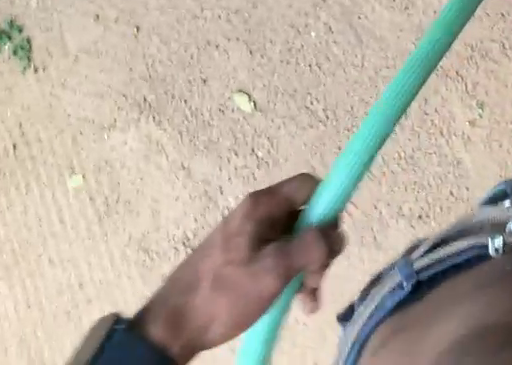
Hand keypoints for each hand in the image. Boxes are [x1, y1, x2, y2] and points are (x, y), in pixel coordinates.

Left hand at [131, 174, 344, 362]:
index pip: (308, 185)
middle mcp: (261, 215)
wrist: (175, 326)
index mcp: (262, 206)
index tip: (331, 238)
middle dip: (320, 248)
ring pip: (300, 241)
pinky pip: (286, 259)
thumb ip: (309, 247)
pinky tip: (301, 304)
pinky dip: (297, 278)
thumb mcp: (272, 271)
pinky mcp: (252, 259)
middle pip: (309, 216)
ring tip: (308, 300)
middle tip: (316, 278)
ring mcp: (256, 237)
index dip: (327, 205)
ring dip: (311, 269)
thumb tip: (336, 233)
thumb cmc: (223, 293)